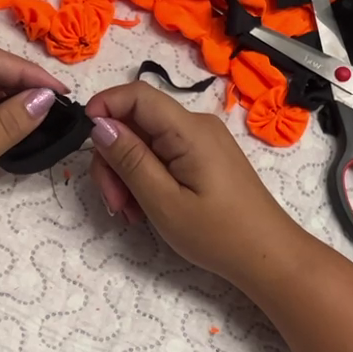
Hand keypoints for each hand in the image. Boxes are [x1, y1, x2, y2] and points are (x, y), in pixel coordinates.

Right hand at [86, 81, 310, 286]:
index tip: (85, 143)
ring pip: (145, 143)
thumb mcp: (163, 202)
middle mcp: (195, 126)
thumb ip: (129, 160)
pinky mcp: (202, 158)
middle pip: (136, 123)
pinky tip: (144, 210)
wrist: (268, 257)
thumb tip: (98, 125)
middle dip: (114, 159)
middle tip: (114, 204)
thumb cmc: (217, 234)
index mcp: (188, 130)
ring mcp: (201, 142)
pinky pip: (162, 156)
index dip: (103, 107)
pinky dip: (145, 179)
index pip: (136, 95)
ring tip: (130, 215)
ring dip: (127, 175)